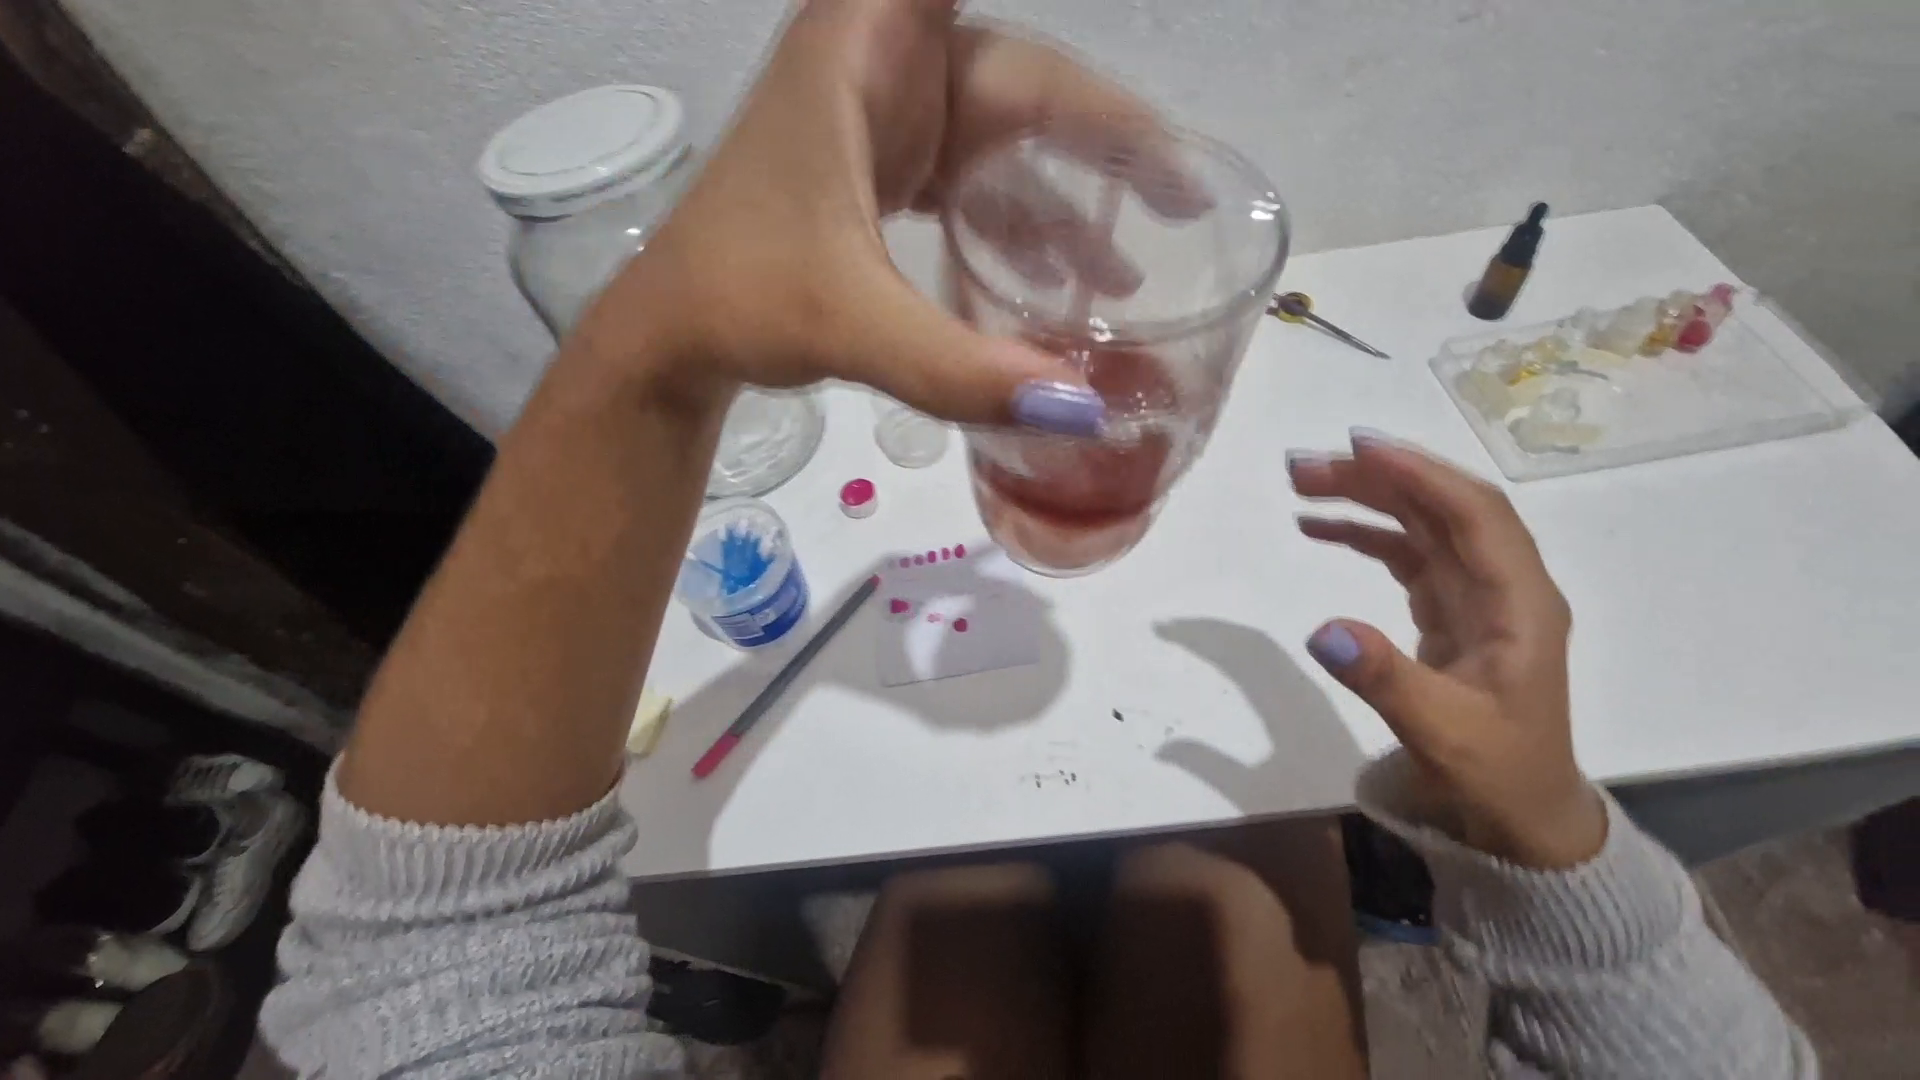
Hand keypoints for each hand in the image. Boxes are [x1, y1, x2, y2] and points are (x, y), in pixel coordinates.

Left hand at [574, 0, 1193, 433]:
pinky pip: (977, 177)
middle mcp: (882, 62)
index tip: (1128, 78)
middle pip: (1023, 75)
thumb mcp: (854, 326)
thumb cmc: (741, 300)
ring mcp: (886, 117)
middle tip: (1182, 198)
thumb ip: (963, 369)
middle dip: (1106, 134)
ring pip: (1007, 131)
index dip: (1061, 59)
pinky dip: (1021, 223)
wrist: (674, 334)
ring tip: (1131, 270)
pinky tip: (1062, 280)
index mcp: (867, 48)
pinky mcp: (887, 169)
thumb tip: (1083, 412)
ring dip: (1070, 195)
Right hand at [1287, 431, 1606, 869]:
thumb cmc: (1497, 773)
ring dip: (1367, 498)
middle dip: (1378, 478)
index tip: (1359, 448)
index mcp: (1521, 603)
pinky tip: (1319, 528)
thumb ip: (1385, 679)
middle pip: (1441, 508)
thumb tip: (1320, 631)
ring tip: (1303, 484)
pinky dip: (1364, 534)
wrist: (1520, 816)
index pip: (1475, 515)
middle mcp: (1502, 585)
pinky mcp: (1448, 610)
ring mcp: (1474, 596)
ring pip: (1421, 524)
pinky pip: (1405, 554)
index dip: (1420, 475)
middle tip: (1304, 467)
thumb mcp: (1444, 733)